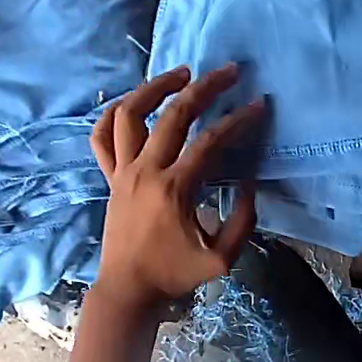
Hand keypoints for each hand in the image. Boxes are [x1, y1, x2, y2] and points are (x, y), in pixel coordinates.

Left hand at [89, 64, 266, 313]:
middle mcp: (145, 171)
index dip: (238, 121)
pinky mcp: (110, 178)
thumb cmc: (174, 275)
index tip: (259, 105)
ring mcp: (122, 172)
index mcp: (174, 189)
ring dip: (155, 87)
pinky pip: (102, 137)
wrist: (128, 290)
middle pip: (174, 115)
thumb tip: (249, 185)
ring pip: (130, 114)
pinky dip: (113, 114)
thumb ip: (243, 222)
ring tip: (181, 74)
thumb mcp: (221, 259)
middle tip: (228, 71)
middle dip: (205, 87)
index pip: (211, 142)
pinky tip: (132, 102)